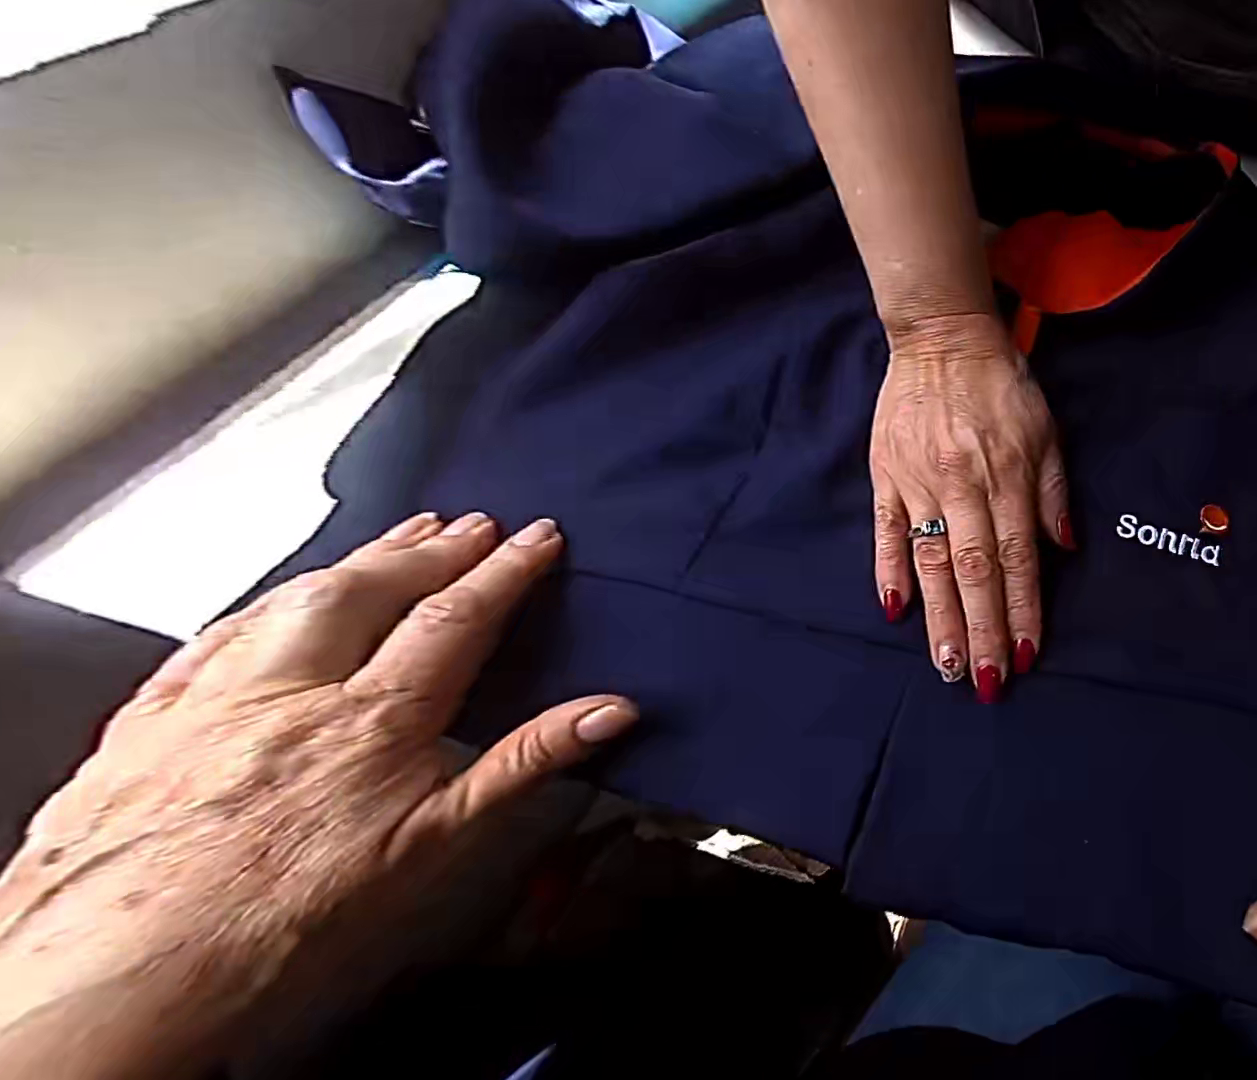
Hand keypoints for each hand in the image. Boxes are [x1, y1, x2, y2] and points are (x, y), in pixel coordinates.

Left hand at [0, 513, 637, 1076]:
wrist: (114, 1001)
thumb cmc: (296, 920)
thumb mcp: (444, 840)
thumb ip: (532, 759)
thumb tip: (611, 710)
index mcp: (370, 720)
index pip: (455, 617)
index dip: (507, 570)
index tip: (539, 536)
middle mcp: (289, 694)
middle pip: (375, 592)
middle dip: (437, 549)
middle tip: (477, 522)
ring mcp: (209, 705)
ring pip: (295, 600)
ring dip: (362, 559)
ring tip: (404, 533)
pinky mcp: (140, 731)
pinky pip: (209, 640)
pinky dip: (265, 601)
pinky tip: (287, 593)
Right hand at [871, 312, 1071, 702]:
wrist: (941, 339)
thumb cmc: (1001, 386)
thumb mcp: (1046, 430)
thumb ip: (1054, 493)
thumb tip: (1064, 549)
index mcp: (1007, 477)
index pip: (1018, 559)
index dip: (1023, 610)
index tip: (1026, 655)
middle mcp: (962, 488)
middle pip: (973, 572)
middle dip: (983, 630)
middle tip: (986, 682)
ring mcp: (918, 485)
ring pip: (930, 563)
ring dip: (939, 618)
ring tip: (947, 665)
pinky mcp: (886, 478)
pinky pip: (886, 532)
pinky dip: (889, 571)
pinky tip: (895, 611)